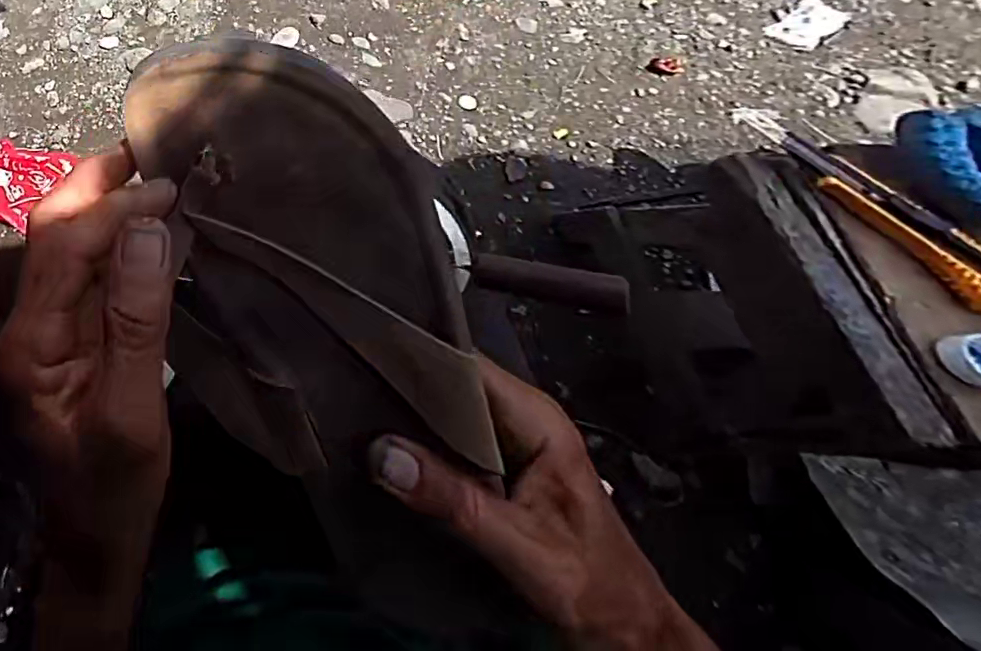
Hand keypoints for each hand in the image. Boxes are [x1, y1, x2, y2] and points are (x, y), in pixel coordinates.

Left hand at [0, 145, 178, 647]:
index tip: (166, 189)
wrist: (93, 540)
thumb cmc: (112, 490)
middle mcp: (28, 319)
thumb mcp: (132, 413)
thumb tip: (148, 230)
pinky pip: (88, 266)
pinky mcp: (69, 329)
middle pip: (52, 229)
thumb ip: (137, 321)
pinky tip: (146, 221)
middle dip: (94, 184)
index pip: (65, 245)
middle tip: (144, 151)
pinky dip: (116, 234)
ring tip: (147, 173)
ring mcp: (47, 322)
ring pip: (67, 241)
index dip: (114, 209)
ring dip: (104, 202)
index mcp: (32, 339)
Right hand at [371, 358, 715, 650]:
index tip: (367, 357)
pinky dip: (416, 438)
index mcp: (536, 418)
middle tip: (351, 387)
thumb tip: (383, 454)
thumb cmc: (596, 589)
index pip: (464, 362)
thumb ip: (454, 501)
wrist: (629, 634)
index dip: (416, 357)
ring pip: (444, 406)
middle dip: (402, 385)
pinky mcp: (493, 461)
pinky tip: (386, 445)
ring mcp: (506, 438)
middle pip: (449, 380)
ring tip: (357, 412)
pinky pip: (445, 433)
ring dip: (406, 413)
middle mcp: (519, 416)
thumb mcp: (523, 549)